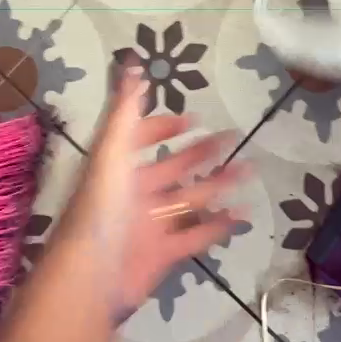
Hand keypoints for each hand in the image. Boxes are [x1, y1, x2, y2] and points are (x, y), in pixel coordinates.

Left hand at [53, 65, 247, 316]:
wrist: (91, 277)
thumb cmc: (100, 209)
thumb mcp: (111, 152)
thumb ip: (126, 111)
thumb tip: (134, 64)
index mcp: (117, 168)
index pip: (140, 139)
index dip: (162, 126)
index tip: (192, 118)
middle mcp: (134, 194)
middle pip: (173, 168)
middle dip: (201, 152)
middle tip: (233, 137)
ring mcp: (150, 224)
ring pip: (190, 199)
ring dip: (218, 183)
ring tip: (249, 170)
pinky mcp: (163, 253)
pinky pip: (196, 235)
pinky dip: (219, 225)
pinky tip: (243, 213)